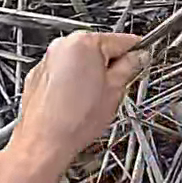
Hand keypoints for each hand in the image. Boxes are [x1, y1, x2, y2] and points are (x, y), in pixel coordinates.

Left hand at [5, 32, 147, 174]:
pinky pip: (64, 72)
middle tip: (117, 89)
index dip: (136, 52)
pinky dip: (73, 82)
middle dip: (111, 66)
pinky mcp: (39, 75)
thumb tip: (138, 57)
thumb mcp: (114, 91)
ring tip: (94, 101)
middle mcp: (63, 45)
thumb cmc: (73, 120)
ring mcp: (48, 60)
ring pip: (81, 61)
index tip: (142, 60)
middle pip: (99, 49)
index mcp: (84, 43)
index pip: (122, 40)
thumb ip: (129, 68)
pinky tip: (78, 104)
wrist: (43, 142)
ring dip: (92, 75)